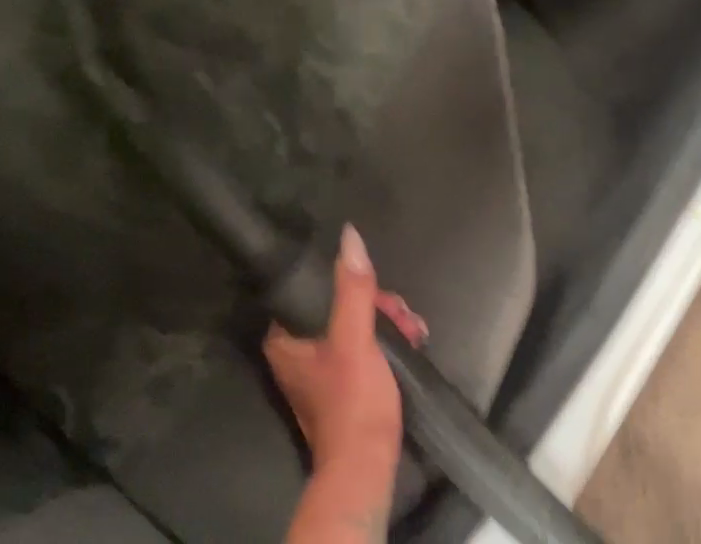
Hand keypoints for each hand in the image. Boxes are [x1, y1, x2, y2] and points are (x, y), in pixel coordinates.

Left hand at [264, 225, 427, 478]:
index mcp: (285, 339)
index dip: (352, 286)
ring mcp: (319, 368)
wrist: (366, 463)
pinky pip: (365, 345)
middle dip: (381, 308)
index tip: (381, 296)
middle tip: (403, 320)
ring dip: (390, 323)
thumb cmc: (353, 401)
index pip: (316, 290)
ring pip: (358, 324)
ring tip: (415, 333)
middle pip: (342, 306)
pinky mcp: (342, 382)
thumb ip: (354, 288)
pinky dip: (388, 341)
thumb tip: (349, 237)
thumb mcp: (356, 338)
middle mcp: (297, 350)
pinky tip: (412, 342)